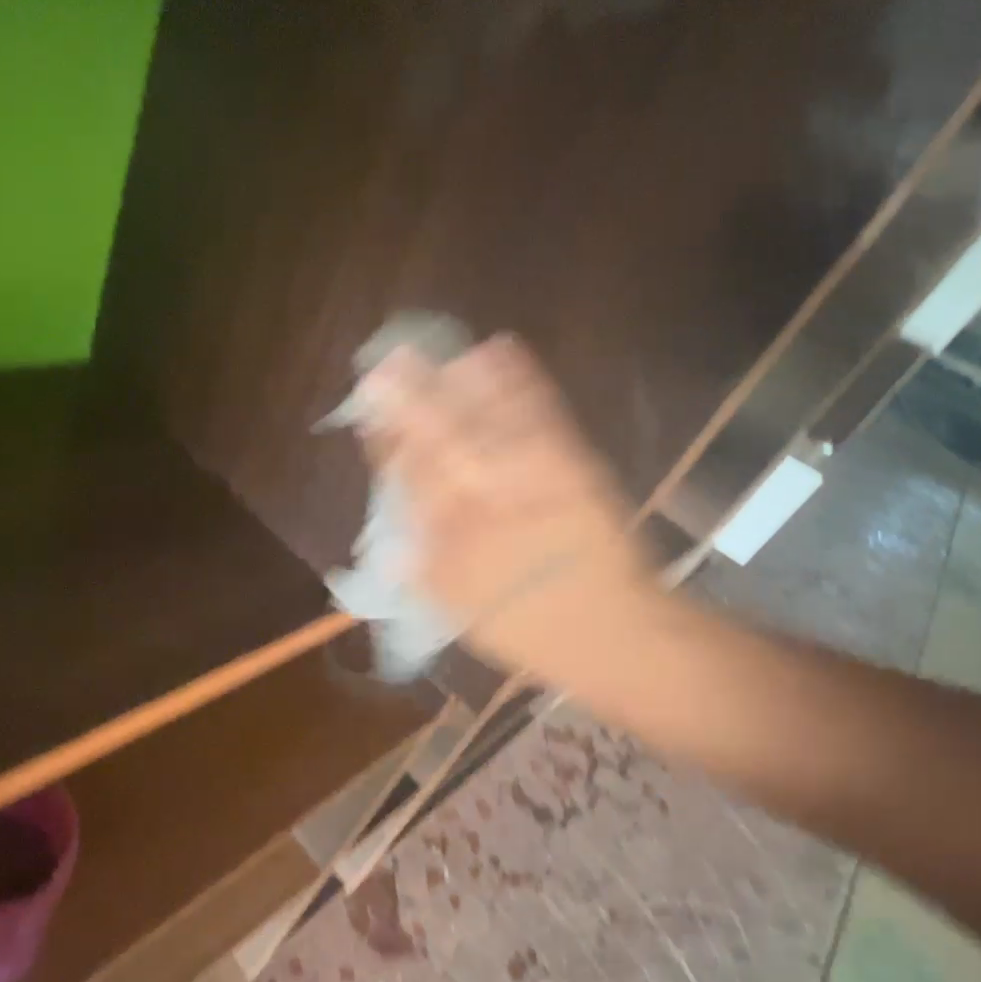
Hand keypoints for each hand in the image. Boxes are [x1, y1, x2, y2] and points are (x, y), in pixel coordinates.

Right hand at [355, 335, 662, 685]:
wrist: (611, 631)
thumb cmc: (527, 626)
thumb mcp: (458, 611)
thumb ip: (420, 573)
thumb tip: (386, 549)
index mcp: (447, 534)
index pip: (408, 476)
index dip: (386, 441)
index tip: (369, 413)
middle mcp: (481, 499)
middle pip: (438, 438)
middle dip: (410, 398)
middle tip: (388, 360)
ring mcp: (527, 477)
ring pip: (485, 420)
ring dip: (459, 382)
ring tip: (438, 350)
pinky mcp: (568, 464)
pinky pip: (538, 415)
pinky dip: (518, 381)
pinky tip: (501, 350)